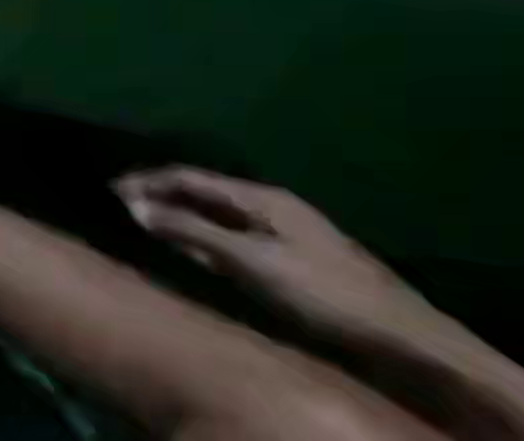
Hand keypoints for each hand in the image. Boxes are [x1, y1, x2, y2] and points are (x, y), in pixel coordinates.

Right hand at [115, 166, 435, 340]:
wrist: (412, 346)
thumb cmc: (324, 295)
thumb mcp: (250, 261)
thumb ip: (190, 230)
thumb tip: (132, 204)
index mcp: (262, 197)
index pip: (190, 176)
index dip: (148, 179)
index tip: (111, 188)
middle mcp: (272, 206)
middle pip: (204, 191)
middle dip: (162, 194)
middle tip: (124, 203)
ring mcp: (288, 233)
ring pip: (219, 214)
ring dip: (182, 215)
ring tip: (149, 222)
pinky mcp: (296, 260)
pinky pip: (235, 235)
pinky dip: (205, 235)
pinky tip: (196, 249)